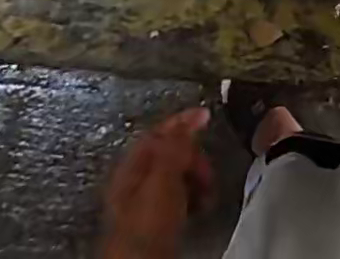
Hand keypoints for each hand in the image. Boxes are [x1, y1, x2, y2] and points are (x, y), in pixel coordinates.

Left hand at [100, 107, 214, 258]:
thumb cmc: (148, 224)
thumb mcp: (163, 178)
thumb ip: (175, 146)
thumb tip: (189, 121)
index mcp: (132, 165)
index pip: (159, 131)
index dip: (184, 120)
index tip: (206, 114)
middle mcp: (135, 182)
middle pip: (169, 153)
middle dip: (193, 155)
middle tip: (207, 169)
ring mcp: (145, 204)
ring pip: (176, 176)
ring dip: (195, 177)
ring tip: (208, 190)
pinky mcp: (157, 225)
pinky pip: (179, 197)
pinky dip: (193, 195)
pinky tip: (201, 204)